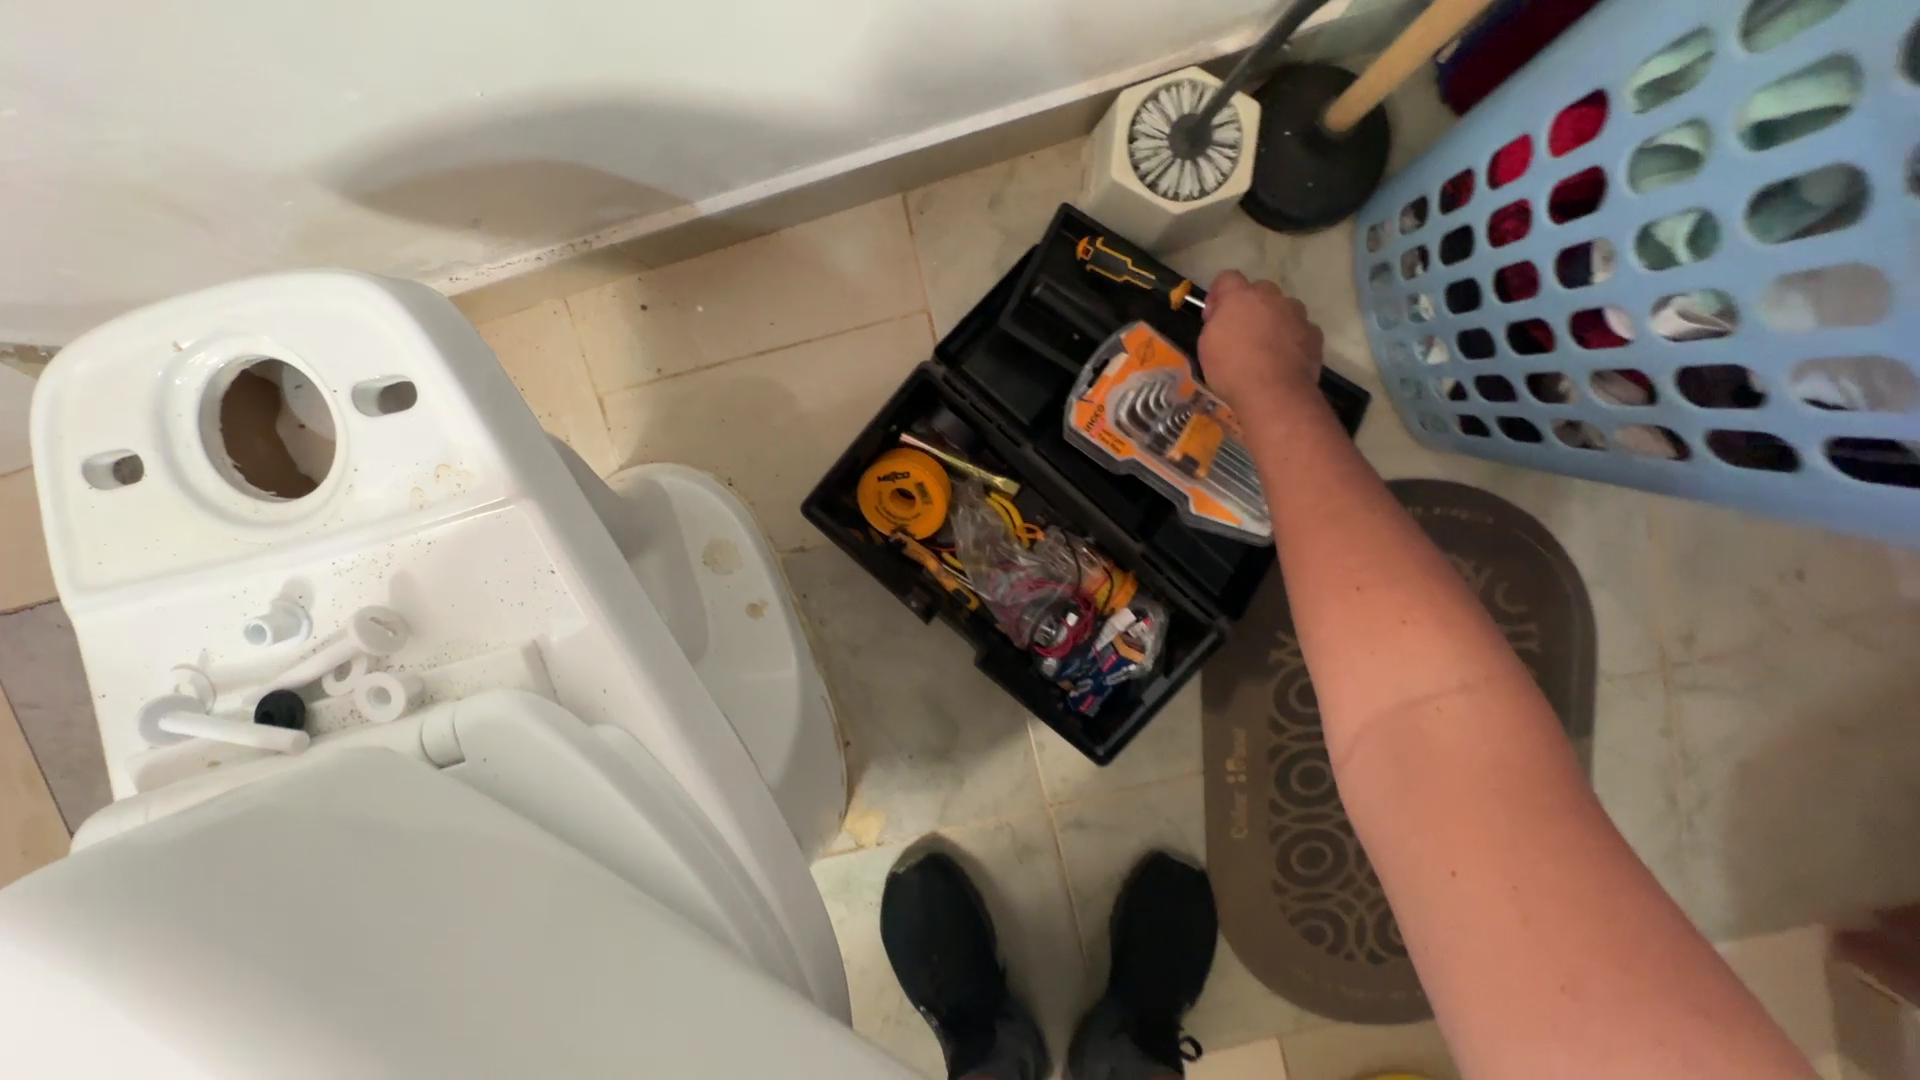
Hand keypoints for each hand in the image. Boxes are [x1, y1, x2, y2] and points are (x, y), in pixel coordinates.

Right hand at [1198, 271, 1324, 420]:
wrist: (1273, 393)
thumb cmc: (1231, 369)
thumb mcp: (1206, 346)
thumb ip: (1215, 323)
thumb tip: (1222, 318)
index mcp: (1240, 297)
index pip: (1227, 278)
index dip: (1218, 294)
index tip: (1213, 316)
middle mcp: (1272, 298)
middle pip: (1260, 290)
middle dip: (1249, 306)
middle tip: (1241, 332)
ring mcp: (1297, 314)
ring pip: (1284, 308)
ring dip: (1274, 319)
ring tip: (1267, 347)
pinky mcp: (1314, 334)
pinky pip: (1300, 329)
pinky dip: (1292, 339)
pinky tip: (1284, 359)